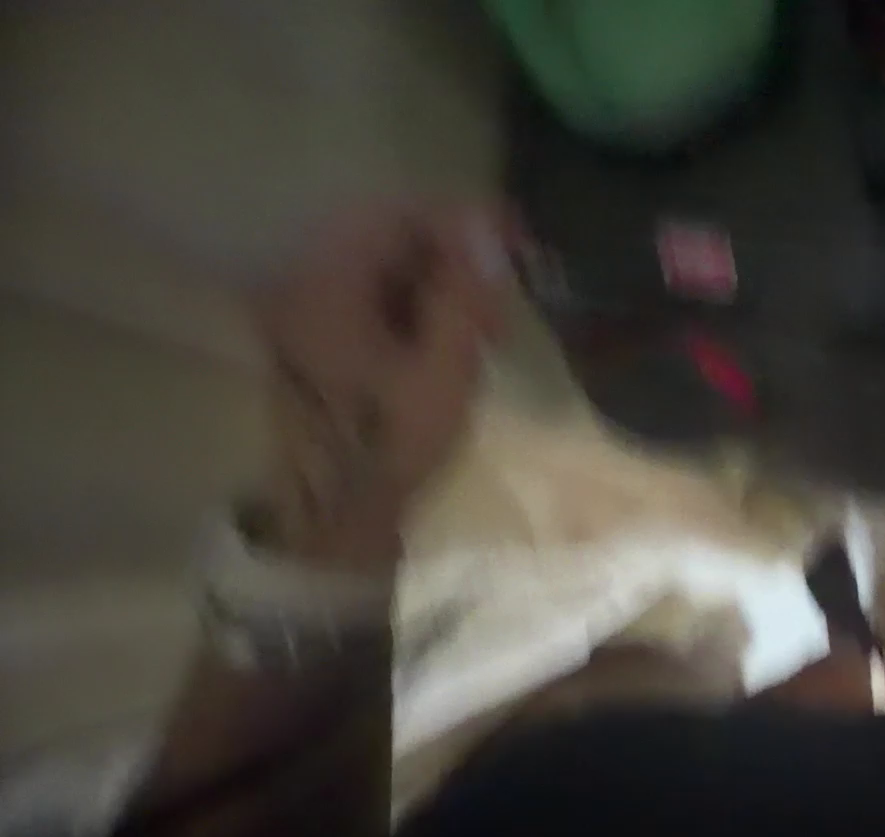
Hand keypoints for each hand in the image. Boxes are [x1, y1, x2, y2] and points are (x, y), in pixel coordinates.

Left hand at [255, 203, 516, 569]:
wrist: (341, 508)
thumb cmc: (392, 442)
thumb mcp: (442, 370)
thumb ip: (462, 297)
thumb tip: (485, 232)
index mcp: (324, 285)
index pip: (394, 217)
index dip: (459, 222)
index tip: (517, 242)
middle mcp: (304, 283)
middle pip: (388, 238)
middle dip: (456, 258)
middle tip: (506, 303)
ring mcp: (309, 310)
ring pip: (387, 269)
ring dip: (445, 286)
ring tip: (489, 330)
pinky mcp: (324, 336)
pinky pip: (379, 297)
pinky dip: (425, 307)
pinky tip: (457, 341)